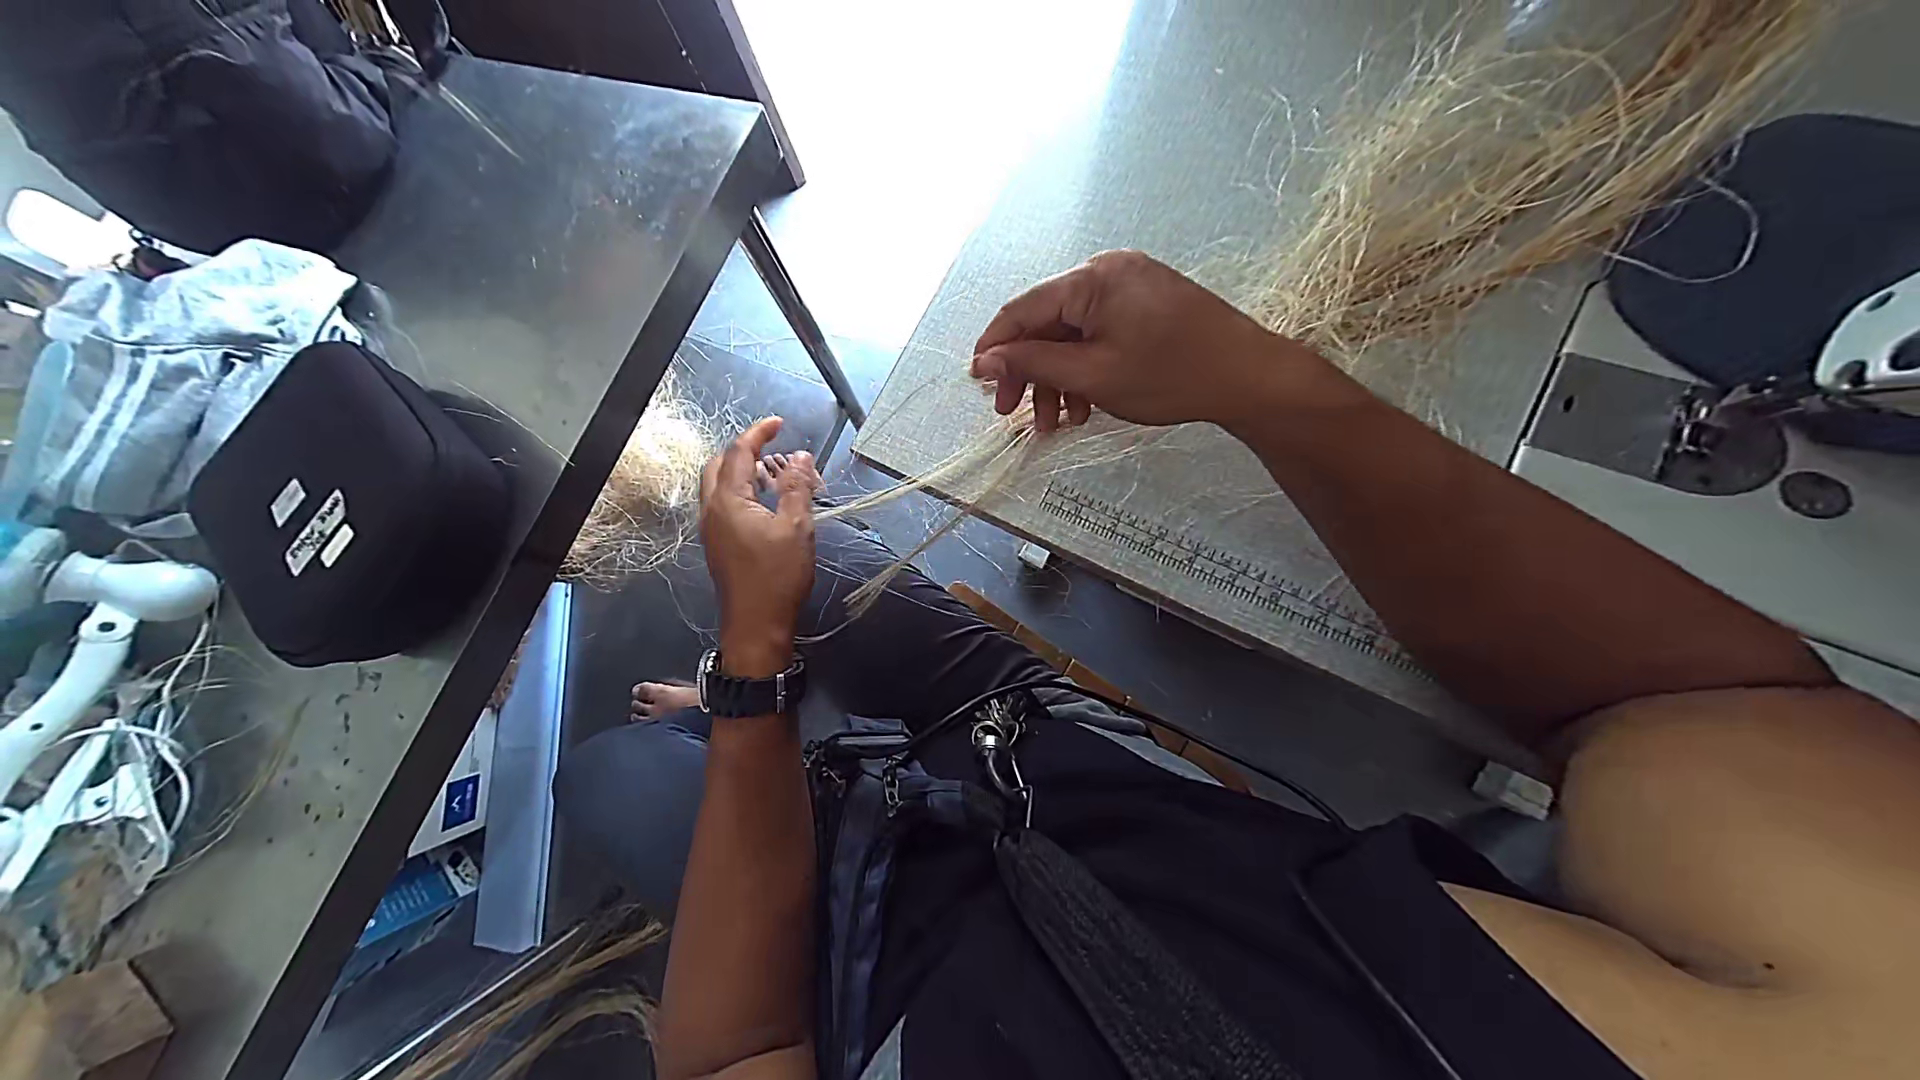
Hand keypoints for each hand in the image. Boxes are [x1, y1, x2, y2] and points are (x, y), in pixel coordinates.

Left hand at [699, 417, 814, 676]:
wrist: (756, 625)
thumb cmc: (777, 577)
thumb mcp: (796, 528)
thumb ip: (797, 487)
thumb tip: (800, 456)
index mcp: (728, 501)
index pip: (738, 453)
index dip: (758, 433)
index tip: (778, 423)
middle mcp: (712, 511)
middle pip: (719, 465)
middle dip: (744, 450)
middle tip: (774, 448)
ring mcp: (711, 529)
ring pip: (718, 486)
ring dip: (742, 472)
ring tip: (775, 474)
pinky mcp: (718, 545)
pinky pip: (723, 505)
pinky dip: (741, 492)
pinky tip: (766, 504)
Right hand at [970, 250, 1365, 433]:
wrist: (1249, 377)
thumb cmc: (1170, 376)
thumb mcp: (1093, 376)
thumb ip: (1033, 365)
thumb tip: (983, 360)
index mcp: (1091, 279)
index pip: (1021, 310)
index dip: (994, 348)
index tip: (978, 384)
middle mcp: (1106, 270)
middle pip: (1046, 323)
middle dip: (1029, 373)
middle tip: (1015, 415)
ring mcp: (1129, 284)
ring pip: (1072, 334)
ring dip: (1058, 379)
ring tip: (1058, 423)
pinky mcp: (1145, 301)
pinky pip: (1099, 333)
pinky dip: (1085, 368)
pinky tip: (1085, 404)